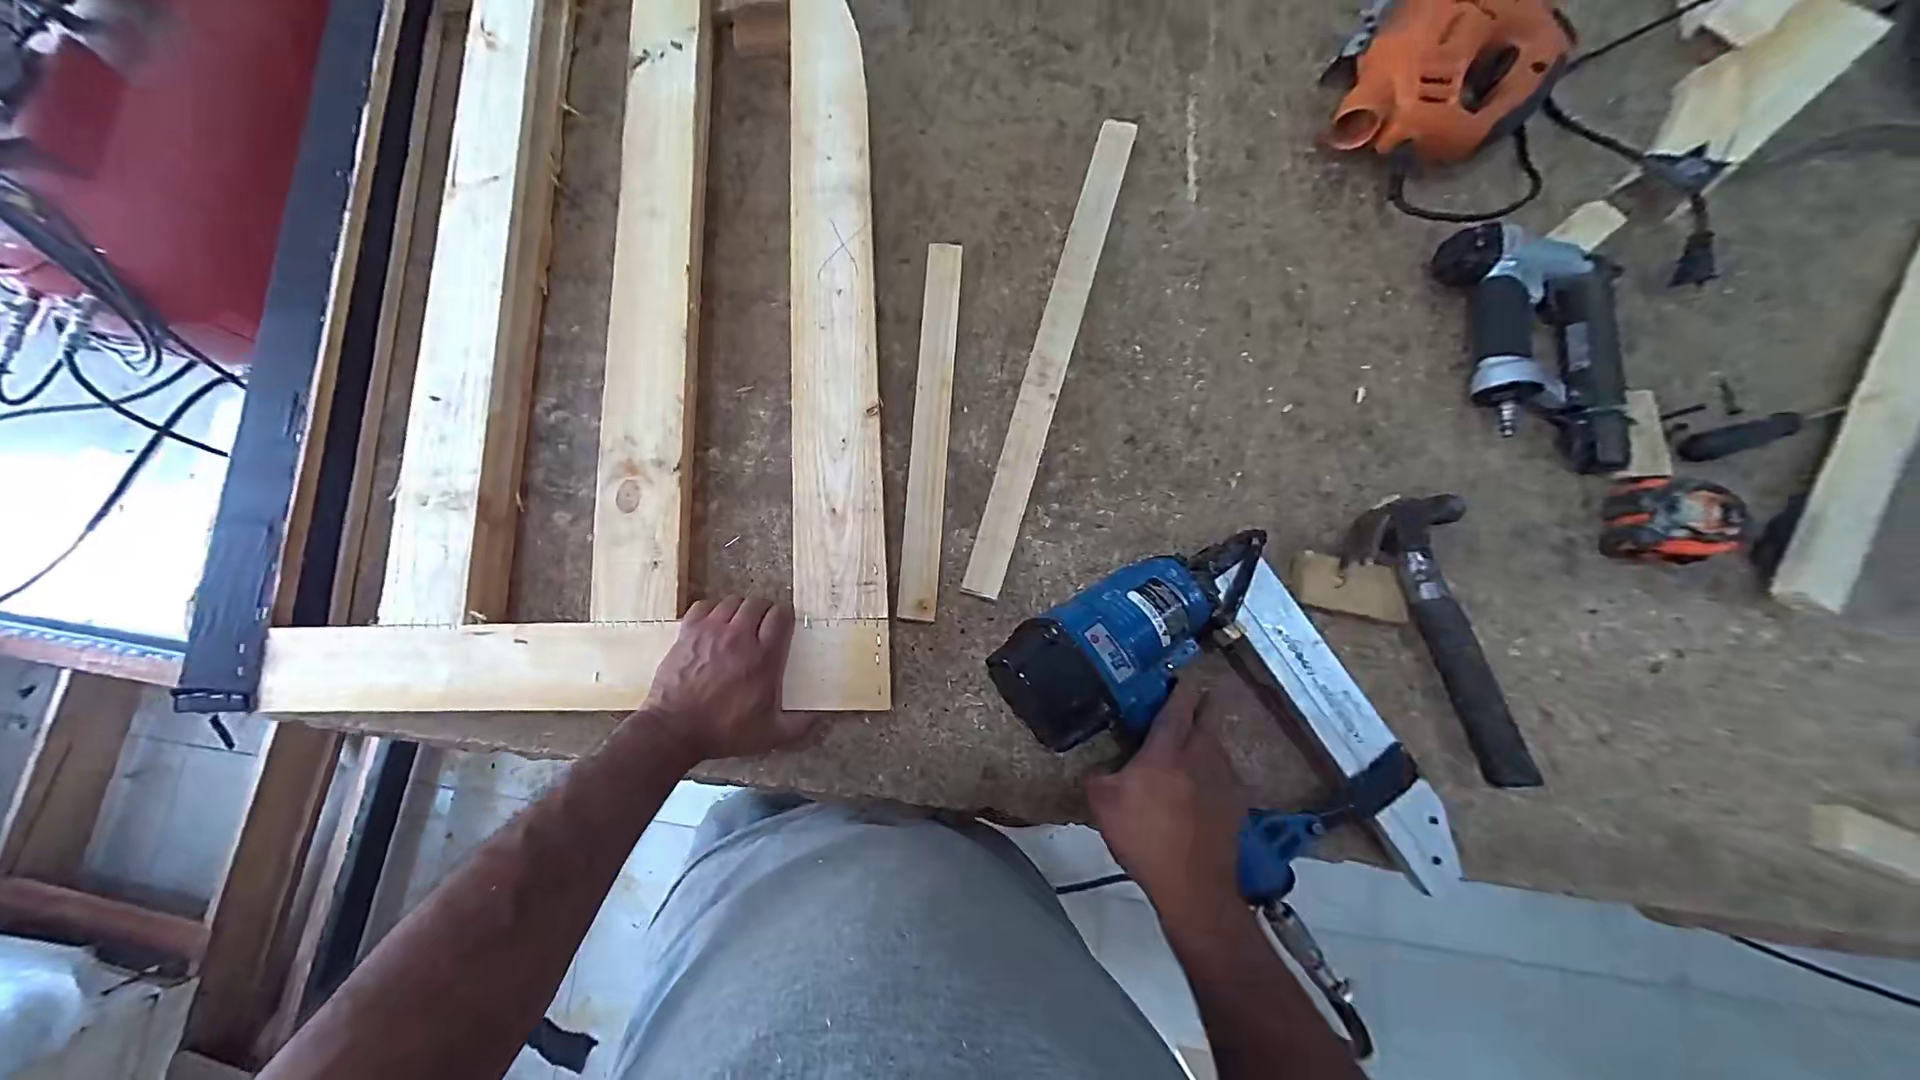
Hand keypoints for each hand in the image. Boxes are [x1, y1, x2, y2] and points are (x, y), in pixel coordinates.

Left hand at [636, 597, 816, 762]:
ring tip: (737, 624)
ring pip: (732, 601)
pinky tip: (712, 624)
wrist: (674, 730)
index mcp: (763, 656)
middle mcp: (739, 636)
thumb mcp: (770, 734)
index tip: (782, 627)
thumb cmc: (724, 731)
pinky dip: (711, 611)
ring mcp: (711, 631)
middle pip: (757, 603)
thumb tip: (819, 718)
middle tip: (761, 626)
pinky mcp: (688, 632)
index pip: (780, 615)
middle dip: (763, 611)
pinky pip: (704, 606)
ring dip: (738, 610)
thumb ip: (799, 725)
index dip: (784, 617)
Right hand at [1086, 682, 1249, 925]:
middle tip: (1187, 700)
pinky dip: (1213, 767)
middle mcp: (1200, 756)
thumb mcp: (1103, 805)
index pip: (1177, 707)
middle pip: (1206, 718)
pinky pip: (1224, 771)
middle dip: (1199, 705)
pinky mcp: (1236, 803)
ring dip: (1205, 736)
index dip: (1179, 688)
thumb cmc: (1145, 838)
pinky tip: (1201, 781)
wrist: (1193, 886)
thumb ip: (1098, 778)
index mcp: (1167, 751)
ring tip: (1190, 741)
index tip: (1179, 676)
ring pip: (1216, 744)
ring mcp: (1223, 779)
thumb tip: (1099, 771)